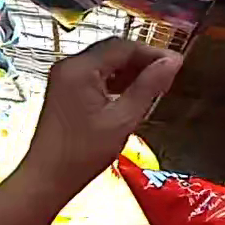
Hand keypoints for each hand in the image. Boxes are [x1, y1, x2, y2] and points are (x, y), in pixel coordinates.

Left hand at [15, 38, 181, 204]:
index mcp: (80, 68)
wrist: (47, 178)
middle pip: (112, 51)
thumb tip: (172, 62)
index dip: (152, 53)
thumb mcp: (123, 119)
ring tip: (155, 85)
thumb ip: (148, 87)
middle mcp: (69, 66)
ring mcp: (64, 78)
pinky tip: (132, 94)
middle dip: (141, 60)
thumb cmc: (84, 152)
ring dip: (129, 71)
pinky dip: (115, 81)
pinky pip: (94, 76)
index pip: (123, 47)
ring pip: (104, 63)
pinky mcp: (64, 91)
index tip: (176, 63)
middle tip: (168, 74)